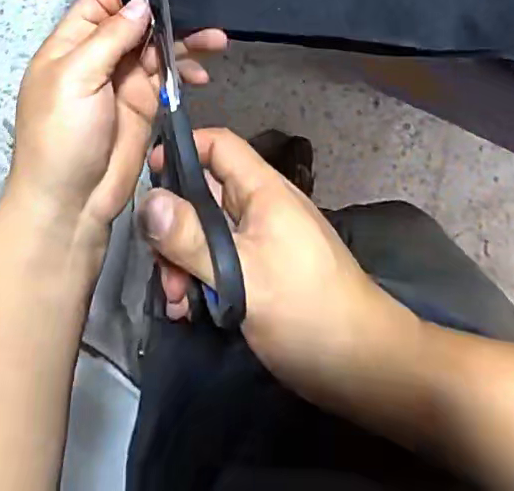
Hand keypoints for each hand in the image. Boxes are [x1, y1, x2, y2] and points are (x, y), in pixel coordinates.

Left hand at [6, 0, 228, 250]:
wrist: (70, 203)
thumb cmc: (61, 135)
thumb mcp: (75, 78)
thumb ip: (109, 38)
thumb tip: (140, 4)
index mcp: (70, 44)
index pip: (100, 2)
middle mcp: (97, 57)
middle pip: (135, 23)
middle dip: (166, 16)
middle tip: (202, 17)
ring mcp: (122, 81)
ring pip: (156, 48)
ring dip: (184, 42)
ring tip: (215, 41)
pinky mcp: (144, 104)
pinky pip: (168, 77)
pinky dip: (186, 71)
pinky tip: (201, 74)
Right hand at [140, 129, 418, 410]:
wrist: (367, 369)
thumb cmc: (307, 311)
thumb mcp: (243, 275)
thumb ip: (191, 237)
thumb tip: (147, 201)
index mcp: (262, 190)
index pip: (217, 145)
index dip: (182, 150)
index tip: (147, 179)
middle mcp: (259, 207)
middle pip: (202, 193)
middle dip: (173, 225)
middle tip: (159, 265)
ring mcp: (261, 240)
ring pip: (205, 232)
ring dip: (182, 261)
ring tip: (176, 301)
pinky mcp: (261, 271)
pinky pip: (218, 260)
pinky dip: (200, 279)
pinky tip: (188, 311)